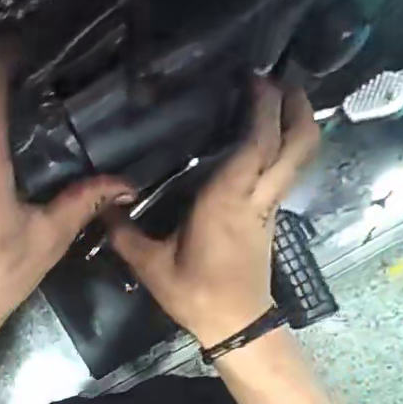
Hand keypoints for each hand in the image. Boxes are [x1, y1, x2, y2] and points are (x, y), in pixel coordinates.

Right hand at [111, 80, 318, 345]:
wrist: (236, 326)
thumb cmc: (196, 294)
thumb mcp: (151, 265)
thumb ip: (125, 232)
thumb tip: (103, 206)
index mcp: (229, 200)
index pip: (258, 143)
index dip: (263, 107)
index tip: (257, 77)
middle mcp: (257, 198)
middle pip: (297, 146)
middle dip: (299, 109)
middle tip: (287, 80)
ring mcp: (269, 209)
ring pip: (296, 161)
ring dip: (296, 127)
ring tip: (281, 101)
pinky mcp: (270, 221)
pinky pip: (283, 174)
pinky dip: (282, 150)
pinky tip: (262, 144)